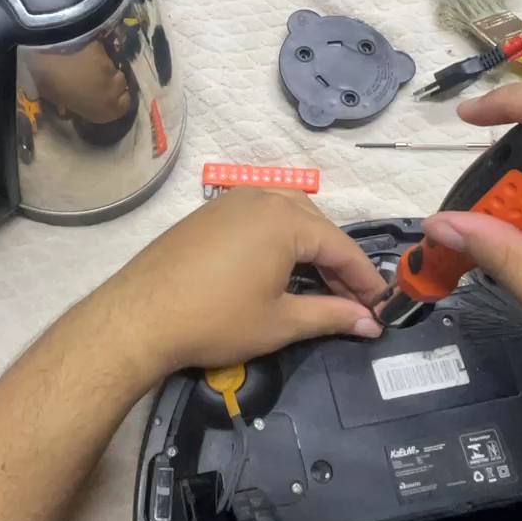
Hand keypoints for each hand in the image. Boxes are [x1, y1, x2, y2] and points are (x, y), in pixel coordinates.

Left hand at [86, 187, 386, 377]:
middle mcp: (261, 197)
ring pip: (286, 215)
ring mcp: (230, 200)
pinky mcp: (208, 212)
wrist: (139, 316)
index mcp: (285, 219)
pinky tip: (277, 267)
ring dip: (308, 247)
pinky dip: (277, 239)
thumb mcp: (280, 323)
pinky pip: (257, 217)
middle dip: (336, 262)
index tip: (381, 306)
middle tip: (350, 301)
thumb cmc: (216, 320)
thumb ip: (331, 316)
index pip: (340, 246)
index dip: (364, 279)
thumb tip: (370, 322)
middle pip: (315, 225)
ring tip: (317, 285)